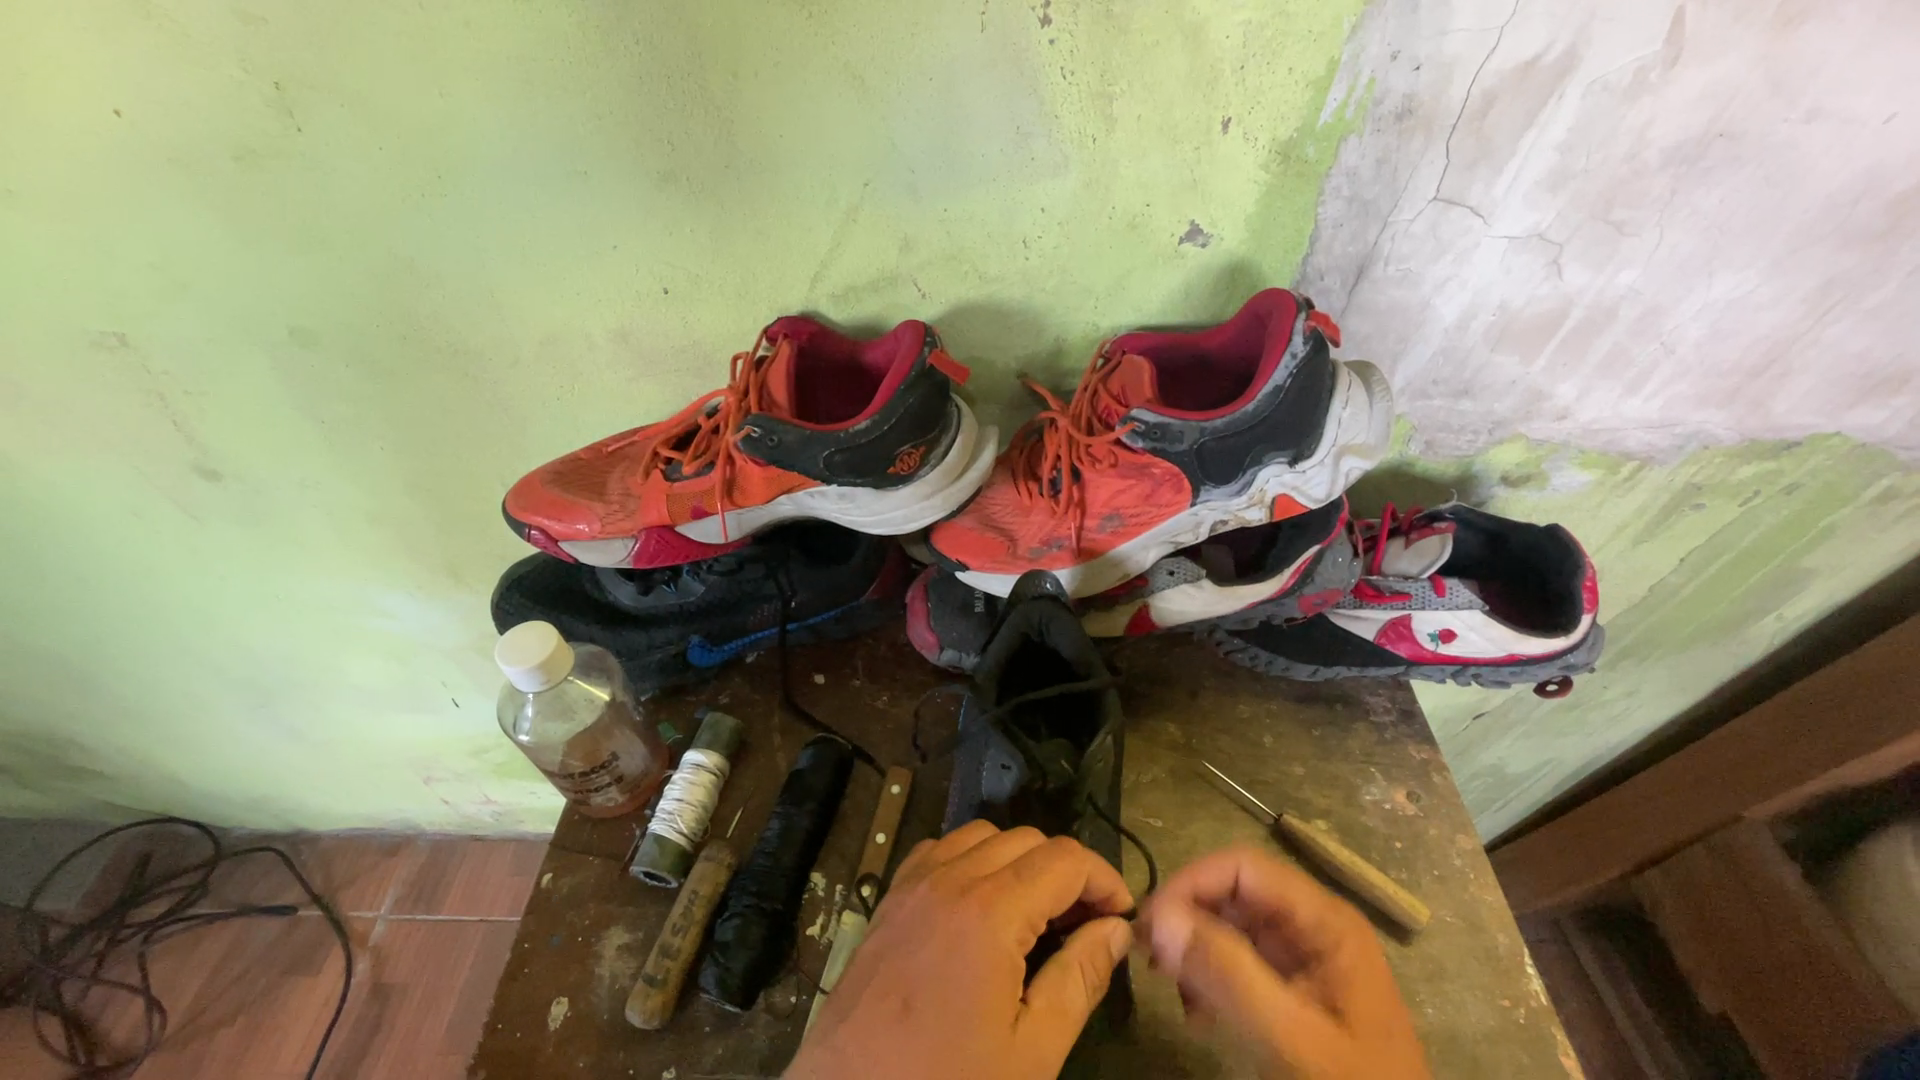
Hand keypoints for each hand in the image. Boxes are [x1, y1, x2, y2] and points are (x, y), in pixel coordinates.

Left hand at [786, 821, 1134, 1079]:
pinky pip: (939, 851)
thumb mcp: (1031, 1050)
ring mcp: (912, 884)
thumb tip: (1115, 929)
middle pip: (1028, 840)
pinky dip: (972, 861)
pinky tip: (979, 907)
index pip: (1066, 859)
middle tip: (1084, 927)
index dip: (1105, 880)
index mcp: (990, 910)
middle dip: (1067, 873)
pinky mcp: (888, 900)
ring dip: (1019, 861)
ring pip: (982, 835)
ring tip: (1035, 916)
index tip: (1121, 920)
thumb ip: (1080, 979)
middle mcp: (950, 878)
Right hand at [1136, 846, 1429, 1079]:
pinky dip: (1207, 978)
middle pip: (1232, 892)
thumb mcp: (1290, 1036)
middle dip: (1187, 919)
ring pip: (1228, 925)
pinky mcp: (1291, 986)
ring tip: (1174, 992)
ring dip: (1193, 951)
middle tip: (1150, 960)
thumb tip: (1158, 916)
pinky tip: (1198, 1014)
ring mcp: (1302, 955)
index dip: (1190, 883)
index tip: (1149, 925)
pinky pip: (1236, 960)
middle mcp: (1311, 924)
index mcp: (1323, 920)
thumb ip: (1227, 974)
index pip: (1242, 866)